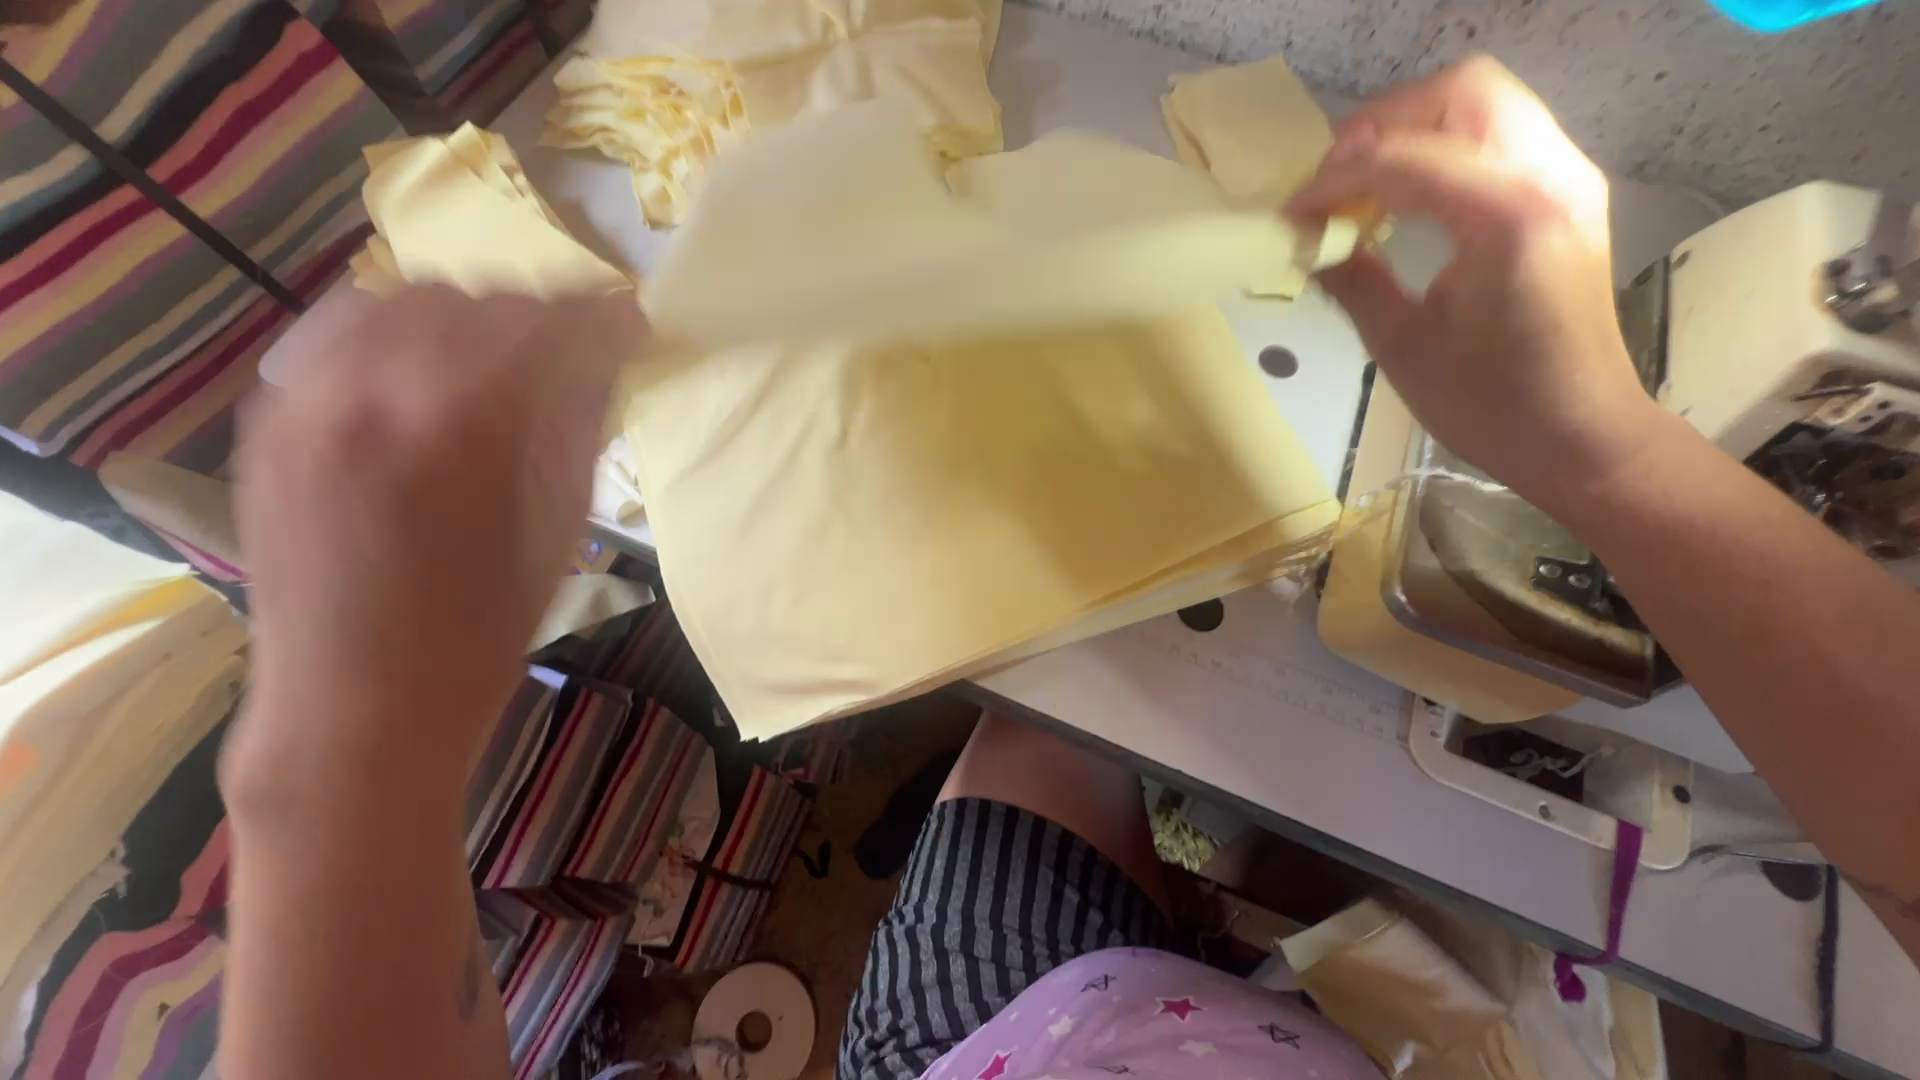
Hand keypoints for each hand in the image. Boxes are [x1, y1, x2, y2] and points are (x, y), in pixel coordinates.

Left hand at [228, 285, 643, 805]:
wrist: (358, 704)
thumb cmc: (485, 631)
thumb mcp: (562, 525)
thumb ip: (580, 426)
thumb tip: (602, 363)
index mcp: (473, 421)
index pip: (556, 327)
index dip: (607, 321)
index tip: (635, 329)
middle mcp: (380, 383)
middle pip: (487, 301)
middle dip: (546, 321)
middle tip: (578, 354)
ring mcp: (312, 393)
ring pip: (411, 300)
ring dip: (475, 320)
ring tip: (504, 362)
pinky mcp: (273, 413)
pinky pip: (347, 332)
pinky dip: (404, 336)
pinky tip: (431, 375)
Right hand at [1288, 57, 1666, 506]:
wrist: (1578, 433)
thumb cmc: (1486, 405)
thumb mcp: (1400, 345)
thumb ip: (1351, 278)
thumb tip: (1307, 242)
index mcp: (1507, 217)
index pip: (1405, 159)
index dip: (1334, 179)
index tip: (1292, 213)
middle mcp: (1549, 176)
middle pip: (1460, 91)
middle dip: (1382, 126)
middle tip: (1335, 182)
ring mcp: (1566, 178)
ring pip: (1482, 103)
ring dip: (1412, 132)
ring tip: (1364, 188)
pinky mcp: (1564, 194)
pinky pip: (1497, 136)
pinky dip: (1441, 150)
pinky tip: (1407, 201)